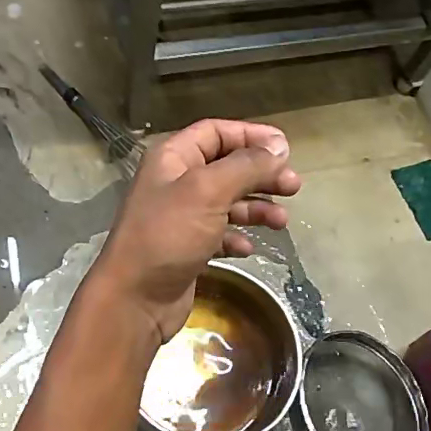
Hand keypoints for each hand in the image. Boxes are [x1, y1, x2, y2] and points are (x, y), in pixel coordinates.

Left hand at [88, 119, 301, 342]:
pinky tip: (248, 248)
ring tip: (281, 222)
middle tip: (294, 187)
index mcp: (174, 159)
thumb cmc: (168, 236)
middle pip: (228, 168)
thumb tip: (280, 147)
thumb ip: (246, 166)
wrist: (137, 297)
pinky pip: (221, 235)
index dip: (252, 137)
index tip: (286, 149)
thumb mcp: (209, 191)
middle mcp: (177, 183)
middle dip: (261, 175)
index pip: (216, 133)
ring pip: (229, 203)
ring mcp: (183, 218)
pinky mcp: (189, 249)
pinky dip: (238, 238)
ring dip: (257, 209)